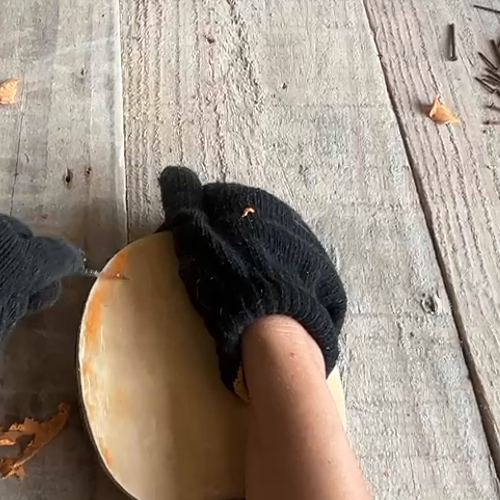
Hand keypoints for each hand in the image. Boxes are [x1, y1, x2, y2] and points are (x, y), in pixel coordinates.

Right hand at [158, 166, 345, 391]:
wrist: (275, 326)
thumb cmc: (226, 280)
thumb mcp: (192, 237)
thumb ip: (182, 201)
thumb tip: (175, 173)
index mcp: (251, 199)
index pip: (217, 201)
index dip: (200, 224)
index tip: (191, 248)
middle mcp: (284, 214)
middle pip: (248, 223)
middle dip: (232, 240)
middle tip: (216, 270)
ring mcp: (308, 244)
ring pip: (273, 246)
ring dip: (258, 258)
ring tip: (243, 288)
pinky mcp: (324, 275)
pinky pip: (295, 271)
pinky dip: (281, 279)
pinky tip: (270, 299)